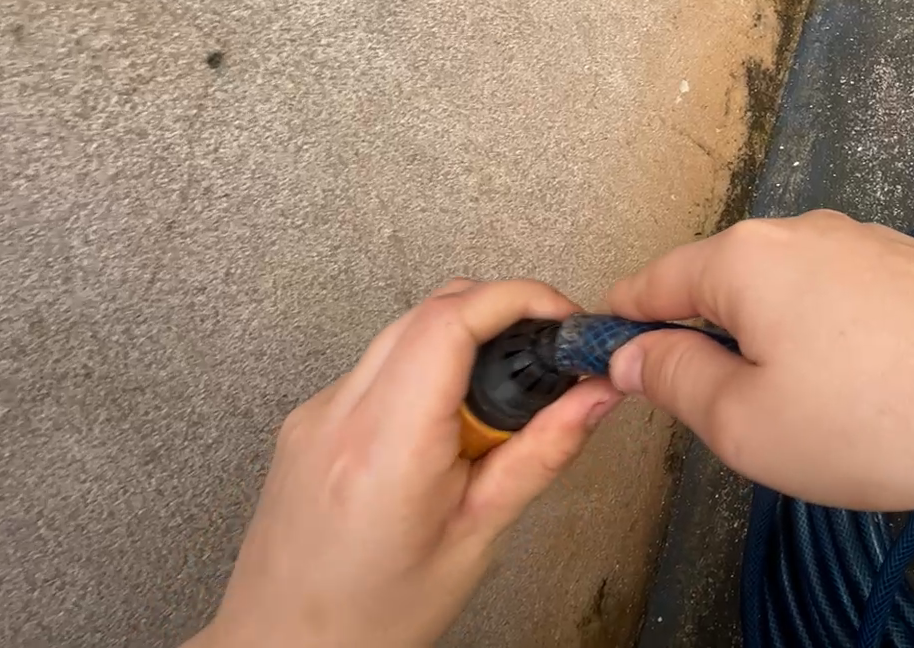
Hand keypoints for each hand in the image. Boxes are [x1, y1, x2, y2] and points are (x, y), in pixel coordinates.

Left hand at [194, 279, 622, 647]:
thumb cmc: (372, 616)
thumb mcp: (481, 534)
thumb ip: (545, 451)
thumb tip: (599, 392)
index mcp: (384, 447)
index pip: (450, 320)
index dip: (519, 297)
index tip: (563, 318)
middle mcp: (339, 416)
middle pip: (435, 306)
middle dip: (507, 309)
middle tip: (549, 352)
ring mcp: (318, 412)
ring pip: (413, 323)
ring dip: (475, 334)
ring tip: (506, 396)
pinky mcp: (314, 417)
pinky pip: (390, 355)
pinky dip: (441, 359)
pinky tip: (459, 415)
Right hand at [606, 210, 913, 510]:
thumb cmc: (877, 414)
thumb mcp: (749, 423)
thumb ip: (677, 380)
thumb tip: (635, 352)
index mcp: (747, 256)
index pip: (655, 281)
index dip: (622, 324)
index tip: (608, 361)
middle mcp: (803, 230)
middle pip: (725, 282)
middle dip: (711, 341)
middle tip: (731, 415)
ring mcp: (864, 239)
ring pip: (787, 291)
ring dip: (777, 342)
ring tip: (816, 410)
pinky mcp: (909, 259)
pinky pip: (841, 295)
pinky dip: (830, 335)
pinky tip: (868, 383)